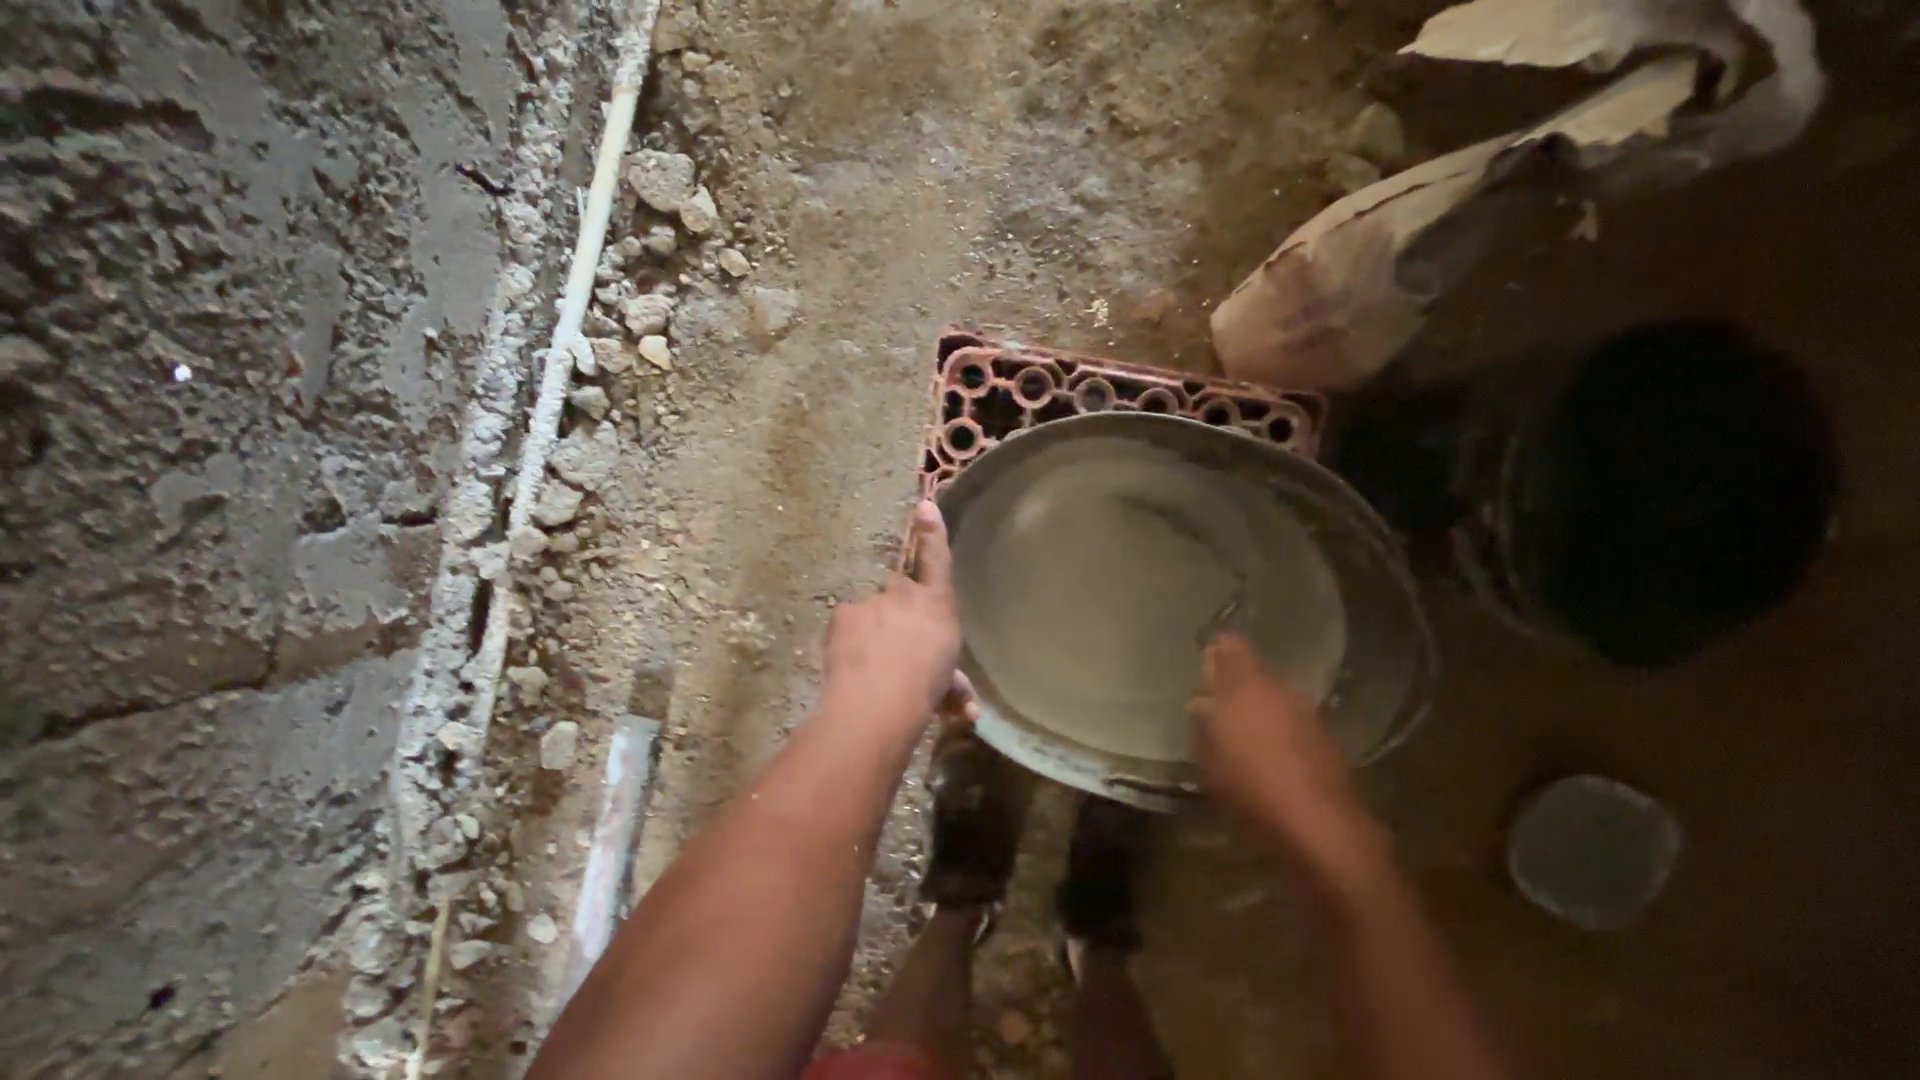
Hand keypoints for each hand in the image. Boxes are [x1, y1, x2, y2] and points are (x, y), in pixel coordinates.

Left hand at [822, 500, 968, 729]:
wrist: (878, 701)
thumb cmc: (925, 691)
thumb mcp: (948, 689)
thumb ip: (954, 686)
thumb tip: (967, 712)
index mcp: (938, 606)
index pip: (937, 559)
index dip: (932, 532)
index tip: (924, 505)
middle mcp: (906, 594)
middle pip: (900, 594)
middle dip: (897, 617)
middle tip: (896, 654)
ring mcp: (872, 601)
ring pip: (872, 614)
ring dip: (873, 635)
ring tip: (871, 671)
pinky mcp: (844, 613)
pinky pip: (849, 626)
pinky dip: (850, 643)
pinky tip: (851, 667)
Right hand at [1188, 636, 1373, 869]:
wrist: (1320, 828)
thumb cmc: (1252, 788)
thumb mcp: (1210, 760)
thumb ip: (1204, 725)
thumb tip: (1202, 705)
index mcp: (1249, 687)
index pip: (1231, 646)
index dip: (1216, 651)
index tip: (1203, 663)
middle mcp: (1283, 692)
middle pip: (1256, 676)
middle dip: (1237, 688)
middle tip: (1216, 709)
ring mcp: (1309, 717)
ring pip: (1277, 702)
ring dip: (1260, 714)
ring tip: (1241, 740)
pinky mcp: (1327, 745)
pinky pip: (1293, 728)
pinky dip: (1280, 737)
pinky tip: (1270, 762)